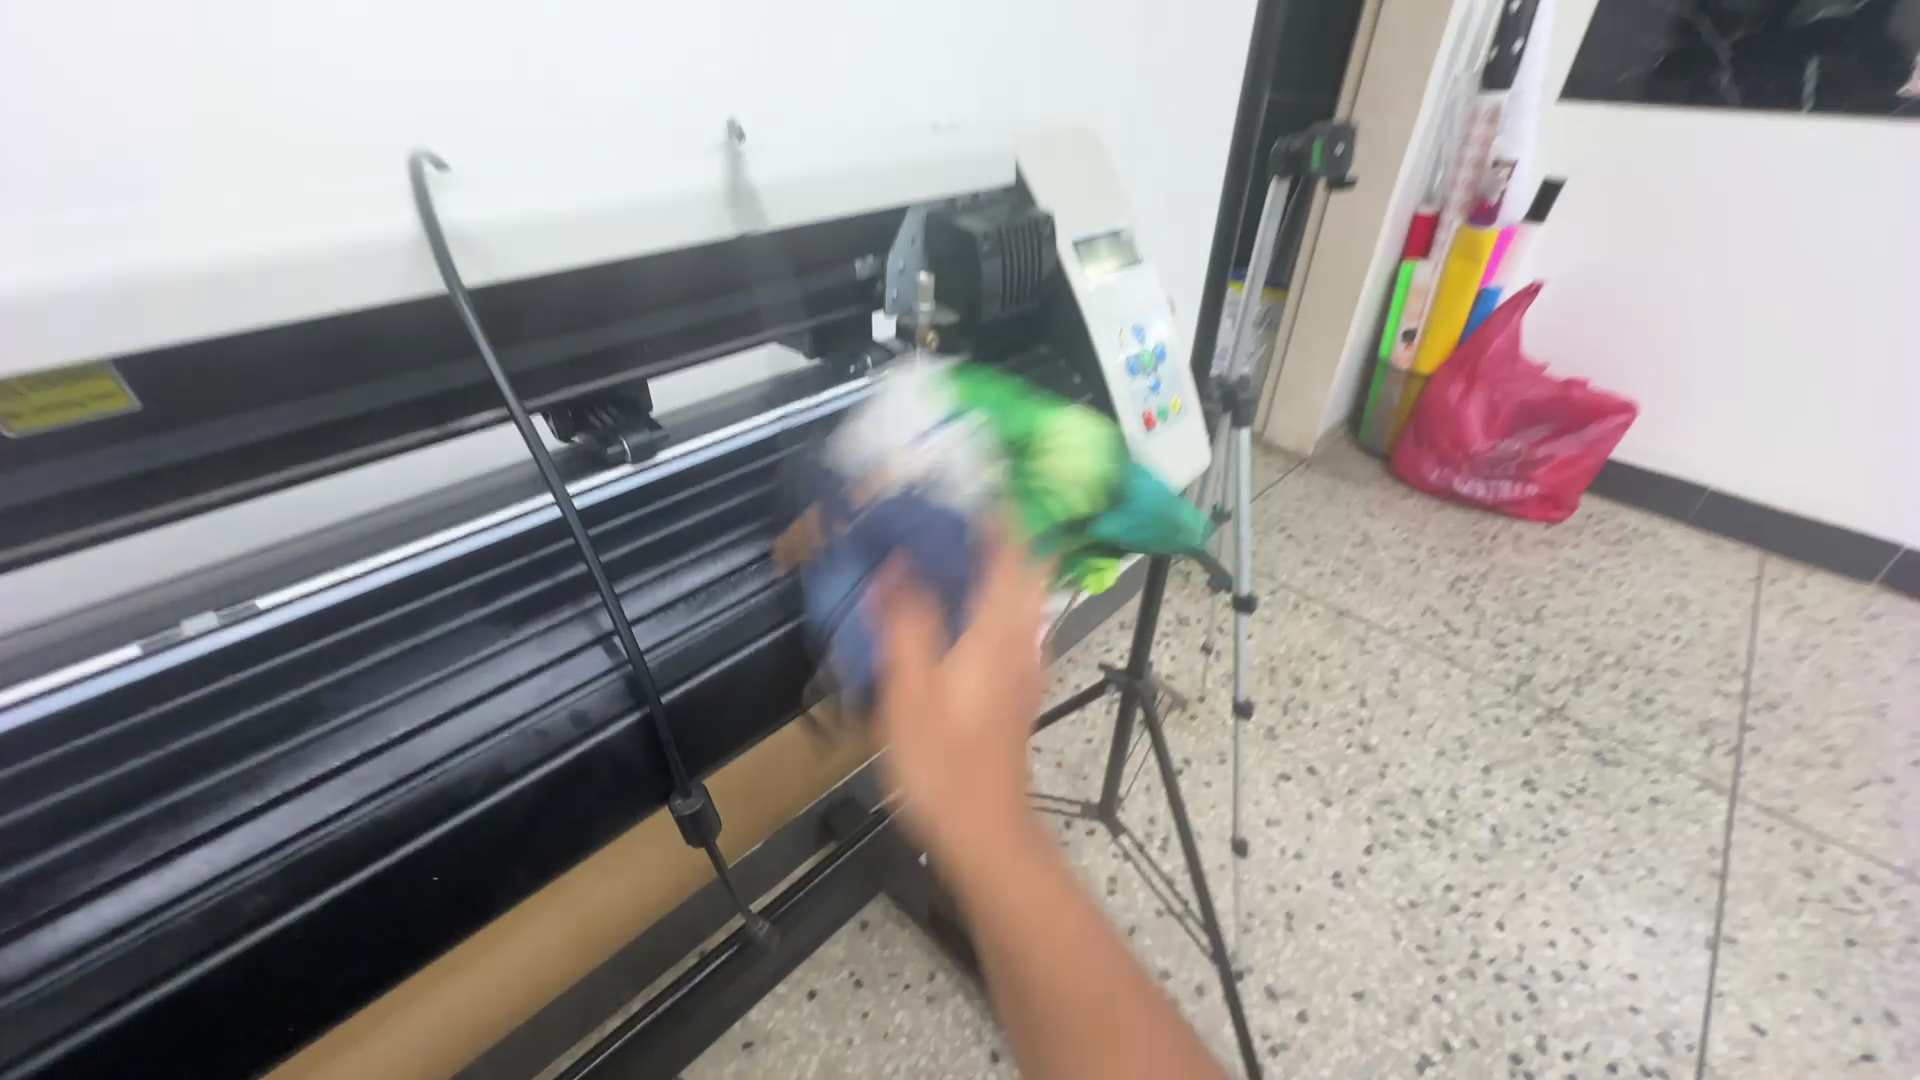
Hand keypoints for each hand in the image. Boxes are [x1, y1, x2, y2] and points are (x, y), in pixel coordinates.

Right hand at [871, 531, 1050, 866]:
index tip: (972, 481)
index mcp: (997, 630)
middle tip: (954, 510)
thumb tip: (895, 566)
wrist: (984, 827)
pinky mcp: (1021, 681)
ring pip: (1023, 590)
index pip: (1013, 549)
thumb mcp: (908, 691)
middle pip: (1026, 564)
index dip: (999, 508)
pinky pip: (1015, 618)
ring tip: (950, 544)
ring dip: (996, 559)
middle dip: (999, 528)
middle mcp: (1023, 637)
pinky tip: (957, 603)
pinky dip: (993, 594)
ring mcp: (1027, 660)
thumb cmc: (943, 764)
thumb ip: (903, 621)